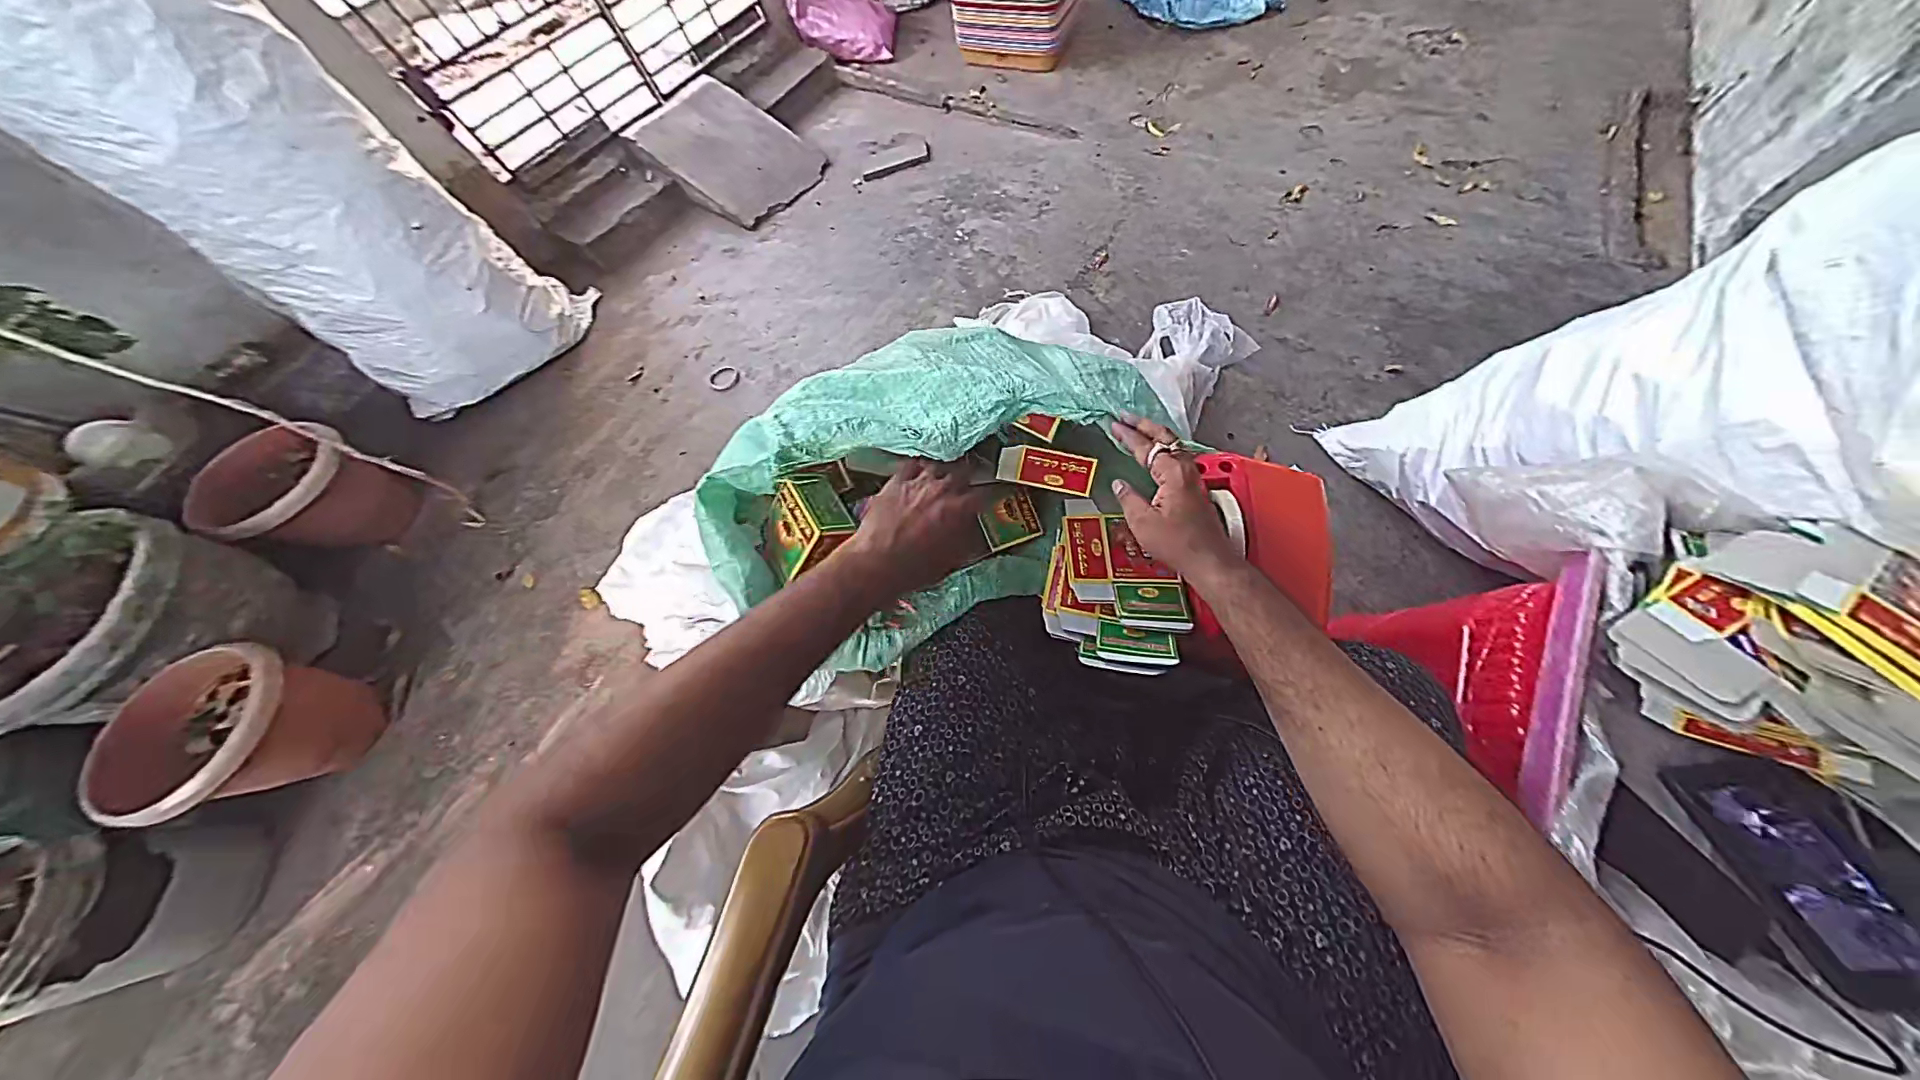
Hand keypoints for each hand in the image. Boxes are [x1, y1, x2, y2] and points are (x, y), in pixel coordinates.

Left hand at [838, 459, 984, 597]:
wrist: (877, 564)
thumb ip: (969, 538)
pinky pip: (911, 465)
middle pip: (964, 471)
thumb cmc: (917, 568)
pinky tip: (919, 472)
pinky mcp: (895, 482)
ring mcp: (918, 482)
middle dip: (969, 477)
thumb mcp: (953, 558)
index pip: (986, 493)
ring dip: (944, 471)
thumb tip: (976, 528)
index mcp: (961, 508)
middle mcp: (942, 489)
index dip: (993, 494)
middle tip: (968, 485)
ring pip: (938, 465)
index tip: (994, 496)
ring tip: (944, 477)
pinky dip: (919, 468)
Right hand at [1108, 416, 1240, 579]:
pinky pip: (1177, 458)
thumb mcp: (1142, 523)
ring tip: (1138, 430)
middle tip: (1124, 417)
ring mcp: (1193, 478)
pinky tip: (1157, 454)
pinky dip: (1163, 449)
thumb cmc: (1177, 544)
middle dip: (1143, 425)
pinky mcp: (1195, 488)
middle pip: (1165, 438)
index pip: (1146, 447)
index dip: (1127, 435)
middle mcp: (1186, 470)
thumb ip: (1128, 498)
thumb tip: (1119, 484)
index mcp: (1172, 474)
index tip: (1113, 425)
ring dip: (1154, 435)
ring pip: (1173, 446)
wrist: (1208, 560)